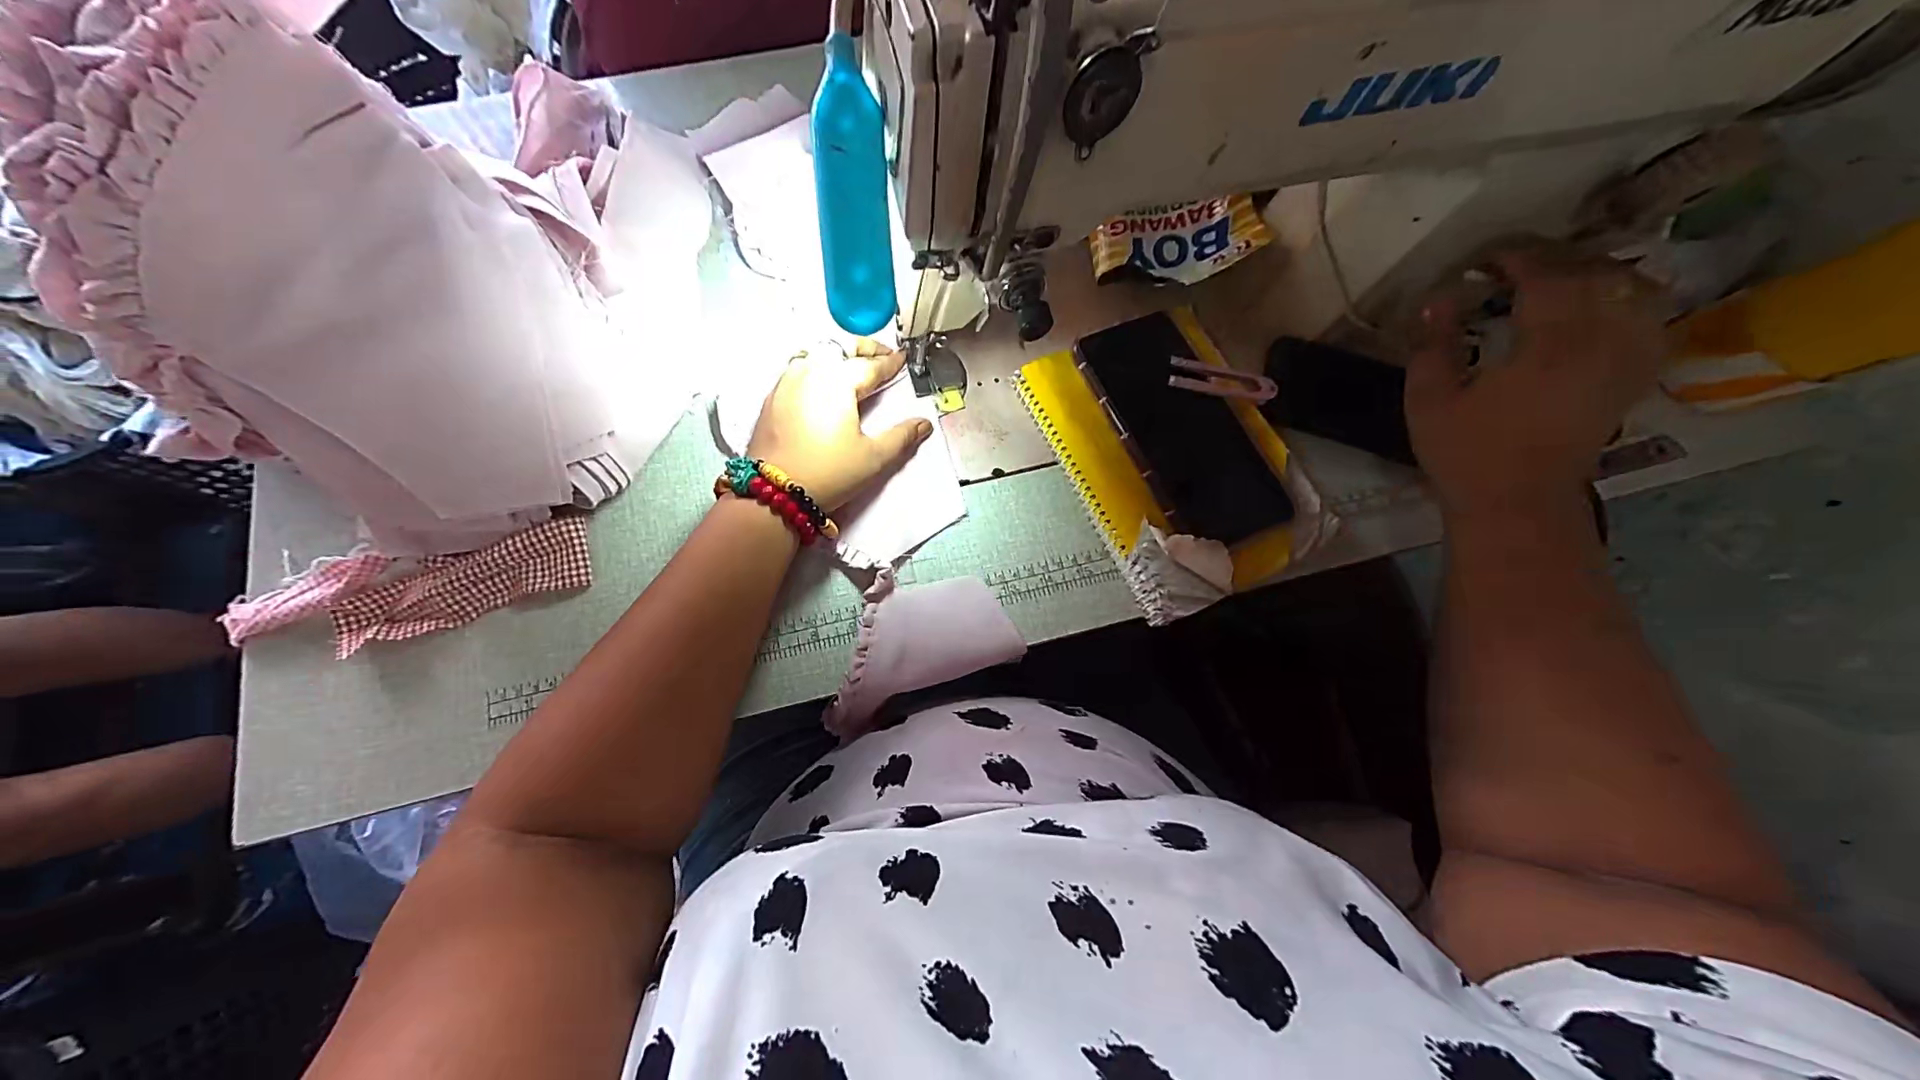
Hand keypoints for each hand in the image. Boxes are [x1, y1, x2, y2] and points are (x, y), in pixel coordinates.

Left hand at [745, 340, 933, 511]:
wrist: (774, 492)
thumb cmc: (827, 473)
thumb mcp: (873, 458)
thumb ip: (901, 437)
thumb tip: (922, 424)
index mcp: (837, 380)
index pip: (870, 365)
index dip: (890, 362)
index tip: (902, 359)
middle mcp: (810, 372)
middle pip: (839, 347)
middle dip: (863, 347)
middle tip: (880, 354)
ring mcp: (787, 382)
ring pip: (815, 353)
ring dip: (837, 354)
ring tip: (852, 365)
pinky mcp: (773, 398)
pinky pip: (798, 369)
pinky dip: (816, 367)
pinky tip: (822, 383)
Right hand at [1405, 245, 1667, 520]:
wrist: (1517, 502)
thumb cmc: (1466, 454)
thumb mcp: (1429, 401)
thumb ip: (1432, 346)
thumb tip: (1437, 299)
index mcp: (1549, 347)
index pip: (1547, 276)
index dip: (1515, 257)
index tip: (1483, 260)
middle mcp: (1602, 343)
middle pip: (1594, 274)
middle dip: (1552, 259)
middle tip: (1511, 265)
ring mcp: (1626, 359)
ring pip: (1632, 288)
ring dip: (1593, 273)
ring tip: (1555, 277)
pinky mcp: (1633, 375)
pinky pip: (1649, 317)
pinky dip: (1627, 298)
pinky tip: (1598, 303)